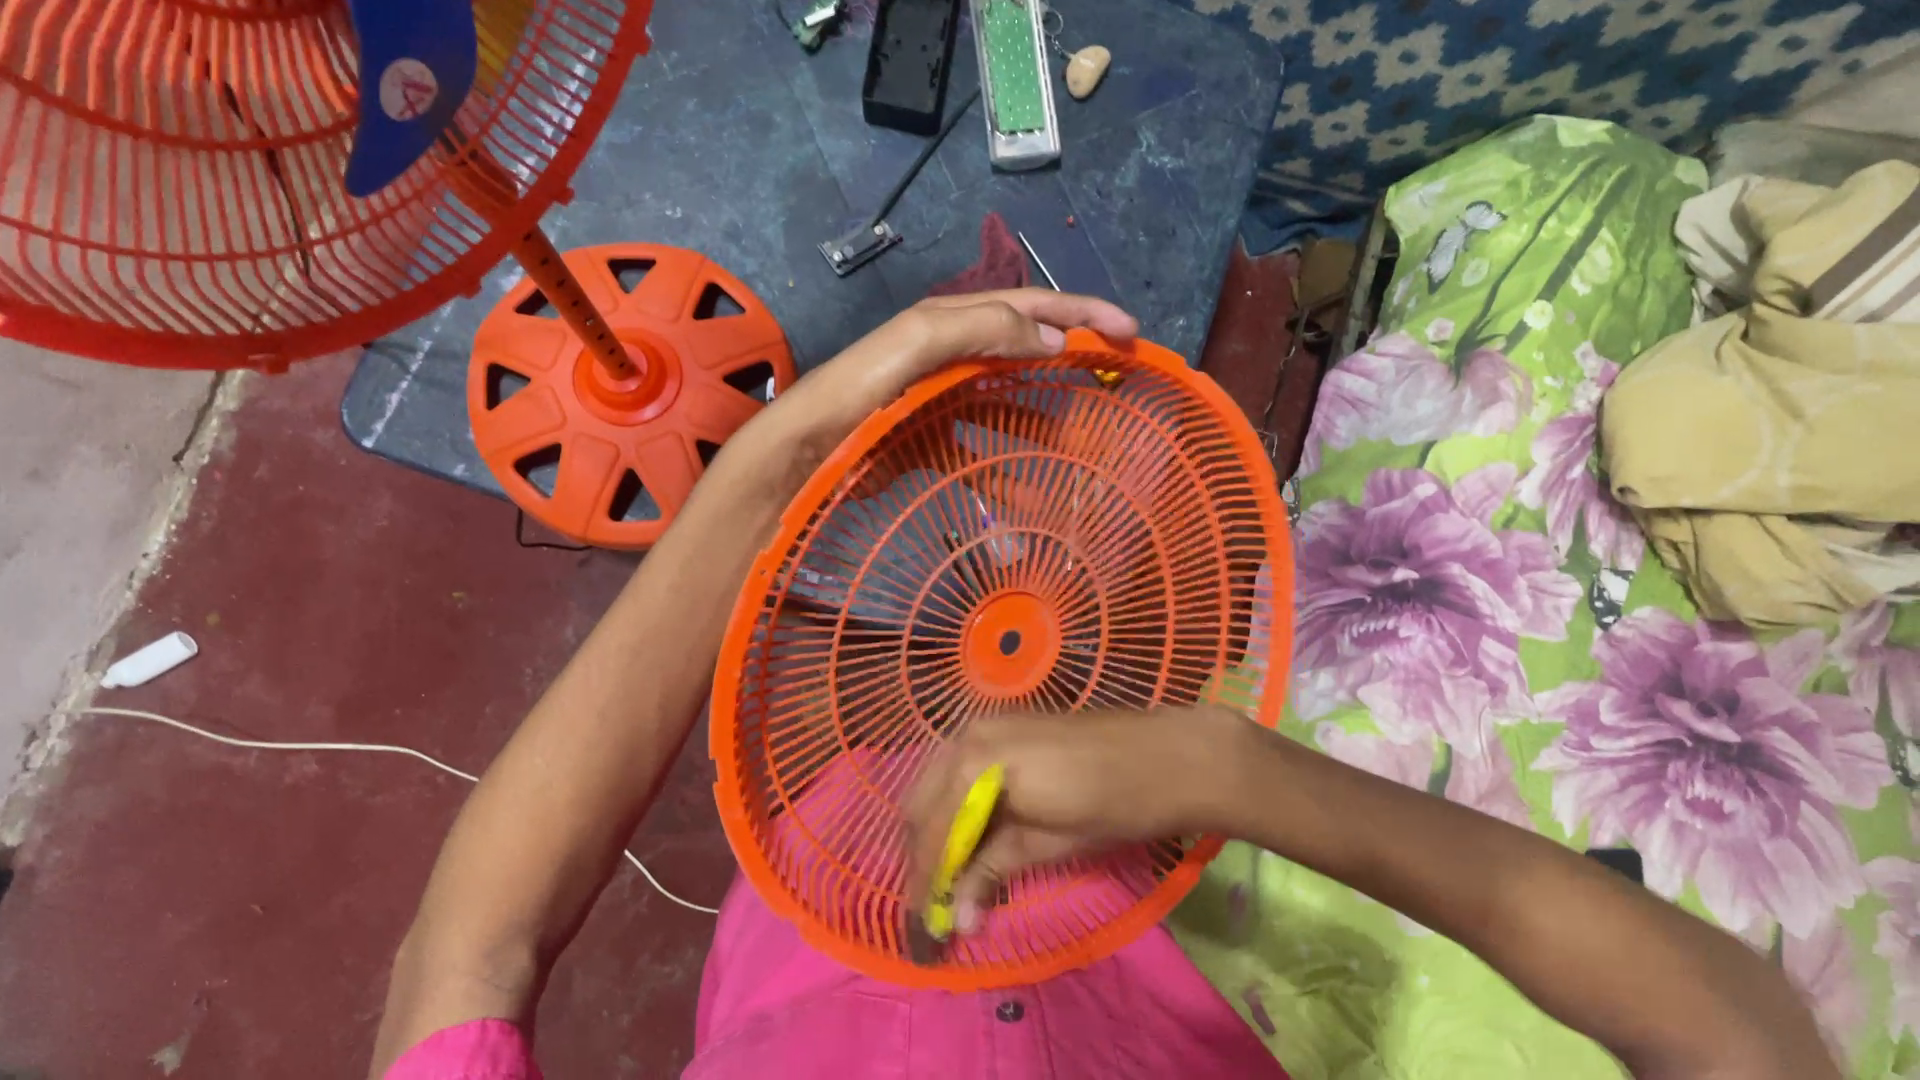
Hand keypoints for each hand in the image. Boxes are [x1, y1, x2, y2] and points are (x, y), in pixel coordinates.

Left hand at [727, 289, 1136, 496]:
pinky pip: (983, 446)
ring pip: (1010, 398)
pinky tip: (1033, 489)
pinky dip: (1011, 465)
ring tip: (1088, 434)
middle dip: (1074, 355)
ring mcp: (943, 397)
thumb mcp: (918, 343)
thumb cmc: (858, 391)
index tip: (1130, 333)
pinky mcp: (932, 437)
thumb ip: (983, 330)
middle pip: (1026, 346)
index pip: (1030, 306)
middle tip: (1120, 372)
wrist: (802, 452)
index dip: (1081, 313)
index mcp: (951, 321)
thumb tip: (1053, 340)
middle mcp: (951, 353)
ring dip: (1048, 412)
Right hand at [901, 706, 1254, 935]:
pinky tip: (973, 834)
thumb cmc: (1113, 804)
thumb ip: (994, 871)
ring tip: (952, 873)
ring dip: (938, 828)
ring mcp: (982, 726)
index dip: (925, 882)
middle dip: (924, 854)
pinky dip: (956, 804)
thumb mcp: (1049, 844)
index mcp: (975, 766)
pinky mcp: (999, 727)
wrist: (1168, 755)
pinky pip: (956, 769)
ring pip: (935, 786)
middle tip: (936, 901)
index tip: (923, 925)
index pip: (932, 833)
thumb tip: (957, 919)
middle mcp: (966, 737)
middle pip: (922, 805)